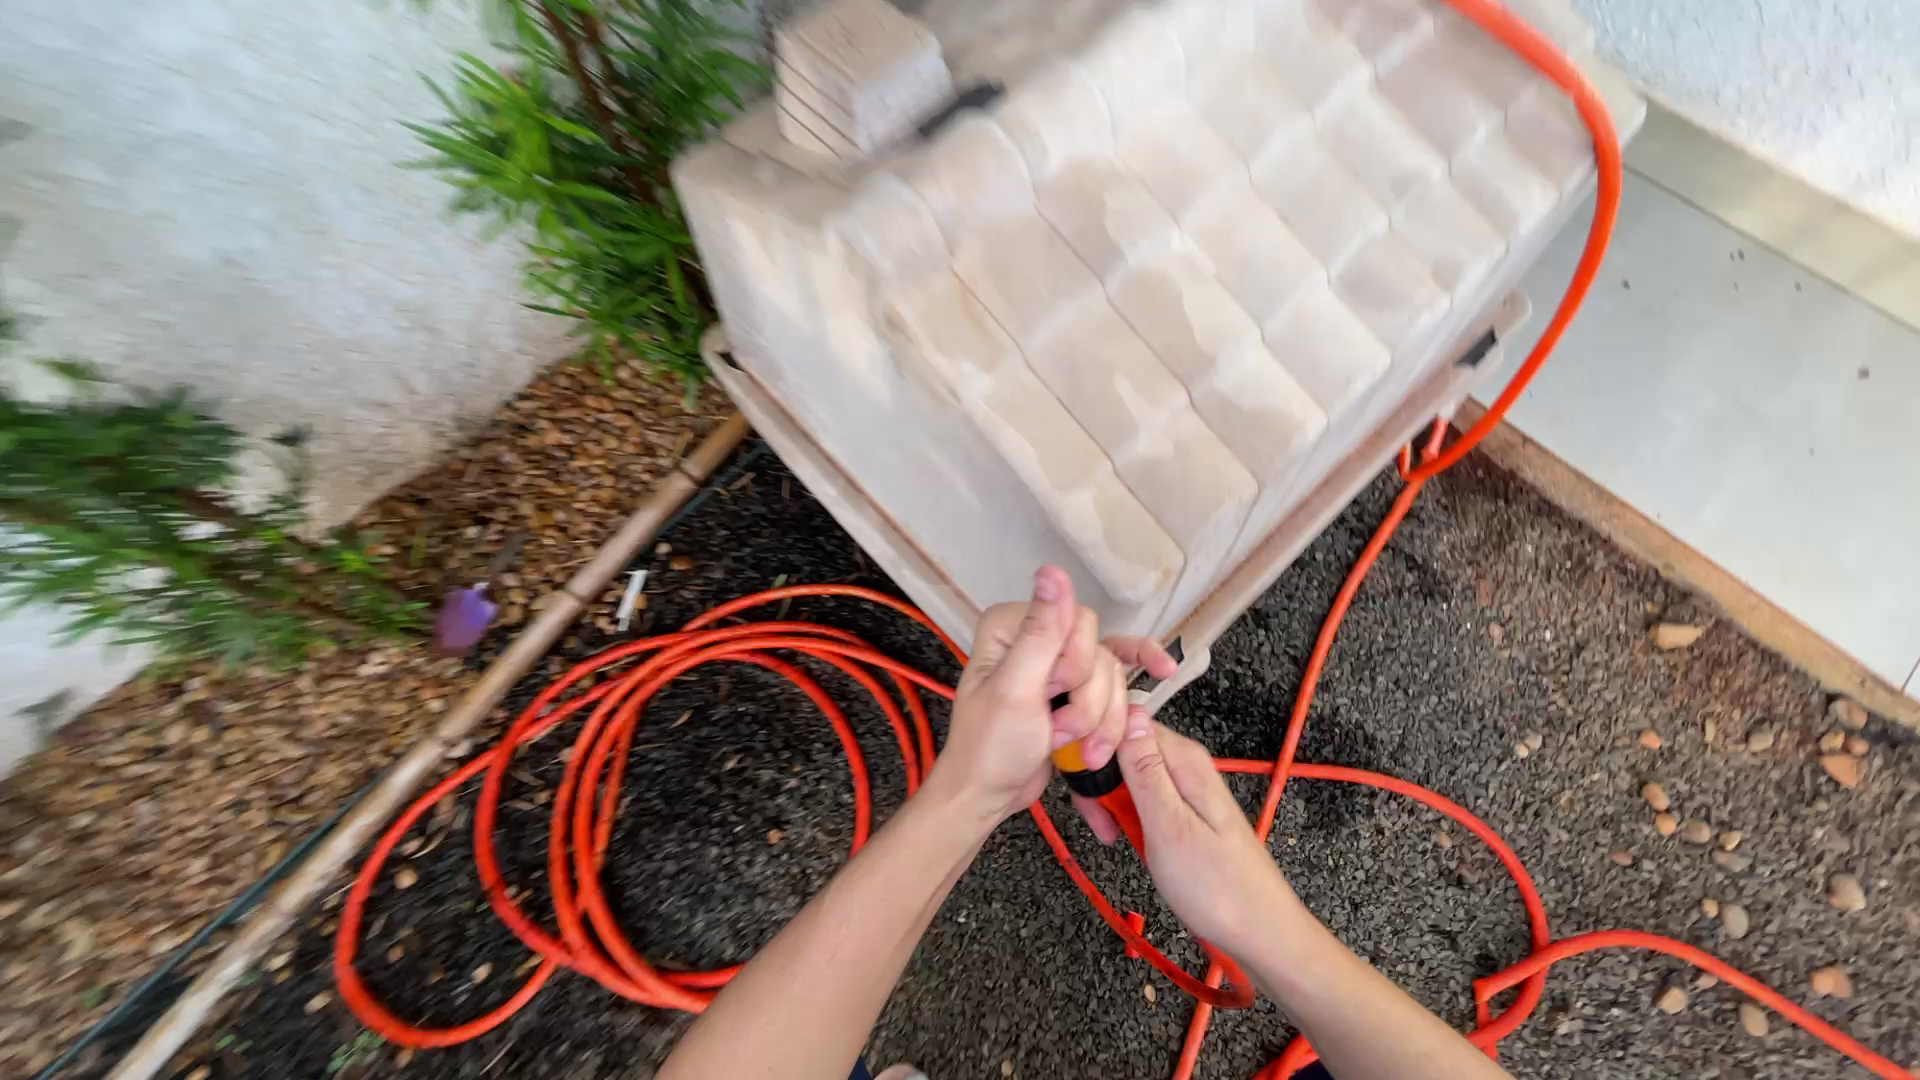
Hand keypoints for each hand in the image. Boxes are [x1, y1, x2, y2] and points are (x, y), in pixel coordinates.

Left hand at [928, 567, 1175, 827]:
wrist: (988, 795)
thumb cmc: (990, 747)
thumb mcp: (1015, 689)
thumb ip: (1040, 632)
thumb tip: (1052, 571)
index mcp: (1012, 623)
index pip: (1077, 621)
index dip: (1074, 666)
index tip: (1048, 696)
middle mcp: (1036, 634)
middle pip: (1097, 650)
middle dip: (1087, 701)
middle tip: (1055, 729)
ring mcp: (1057, 662)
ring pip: (1112, 674)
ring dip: (1098, 720)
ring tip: (1066, 744)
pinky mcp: (1074, 688)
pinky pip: (1117, 676)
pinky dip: (1136, 680)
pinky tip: (1164, 669)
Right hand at [1114, 706, 1297, 958]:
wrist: (1261, 935)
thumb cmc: (1217, 888)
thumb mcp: (1169, 826)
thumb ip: (1143, 769)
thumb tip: (1127, 713)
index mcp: (1183, 759)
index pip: (1124, 722)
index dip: (1096, 746)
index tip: (1085, 781)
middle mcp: (1184, 764)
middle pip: (1122, 747)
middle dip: (1099, 778)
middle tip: (1099, 820)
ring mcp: (1183, 787)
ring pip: (1126, 774)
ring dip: (1109, 801)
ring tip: (1110, 834)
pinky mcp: (1180, 809)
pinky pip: (1140, 797)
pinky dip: (1125, 815)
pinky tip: (1124, 838)